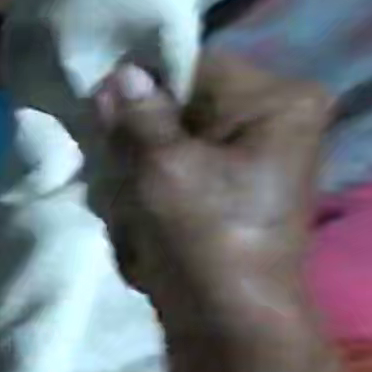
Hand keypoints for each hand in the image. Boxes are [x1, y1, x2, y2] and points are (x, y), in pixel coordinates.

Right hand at [94, 51, 333, 335]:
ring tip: (115, 179)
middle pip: (185, 100)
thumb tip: (119, 73)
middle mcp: (276, 116)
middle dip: (136, 125)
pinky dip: (146, 174)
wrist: (222, 306)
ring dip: (135, 154)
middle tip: (100, 149)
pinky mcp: (232, 183)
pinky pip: (178, 160)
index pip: (196, 65)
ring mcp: (256, 152)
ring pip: (174, 132)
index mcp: (277, 100)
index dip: (140, 83)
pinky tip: (130, 195)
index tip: (94, 106)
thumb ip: (138, 117)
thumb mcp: (160, 167)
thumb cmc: (200, 230)